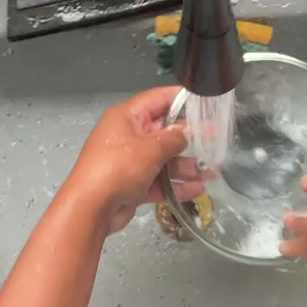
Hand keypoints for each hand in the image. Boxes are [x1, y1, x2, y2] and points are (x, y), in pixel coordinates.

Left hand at [65, 85, 202, 234]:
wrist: (90, 208)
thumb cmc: (118, 168)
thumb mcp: (150, 148)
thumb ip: (173, 138)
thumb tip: (186, 133)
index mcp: (127, 117)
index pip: (158, 99)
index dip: (181, 98)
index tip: (204, 100)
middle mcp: (128, 136)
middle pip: (164, 131)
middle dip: (190, 137)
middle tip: (217, 138)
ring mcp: (130, 162)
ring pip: (164, 160)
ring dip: (186, 166)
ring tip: (212, 172)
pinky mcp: (133, 184)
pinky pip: (159, 181)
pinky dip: (176, 185)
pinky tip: (198, 189)